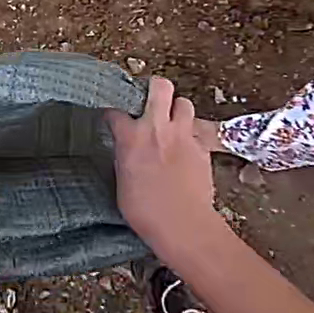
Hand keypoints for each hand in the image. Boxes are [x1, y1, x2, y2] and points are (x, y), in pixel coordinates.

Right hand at [106, 78, 224, 257]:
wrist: (183, 225)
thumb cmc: (144, 209)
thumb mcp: (121, 179)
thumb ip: (124, 156)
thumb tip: (126, 151)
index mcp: (130, 136)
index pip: (115, 111)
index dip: (112, 113)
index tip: (111, 119)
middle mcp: (157, 128)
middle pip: (160, 87)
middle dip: (155, 88)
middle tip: (149, 99)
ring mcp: (183, 136)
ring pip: (184, 103)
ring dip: (177, 109)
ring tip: (171, 121)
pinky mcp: (202, 148)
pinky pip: (196, 129)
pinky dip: (189, 133)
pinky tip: (184, 146)